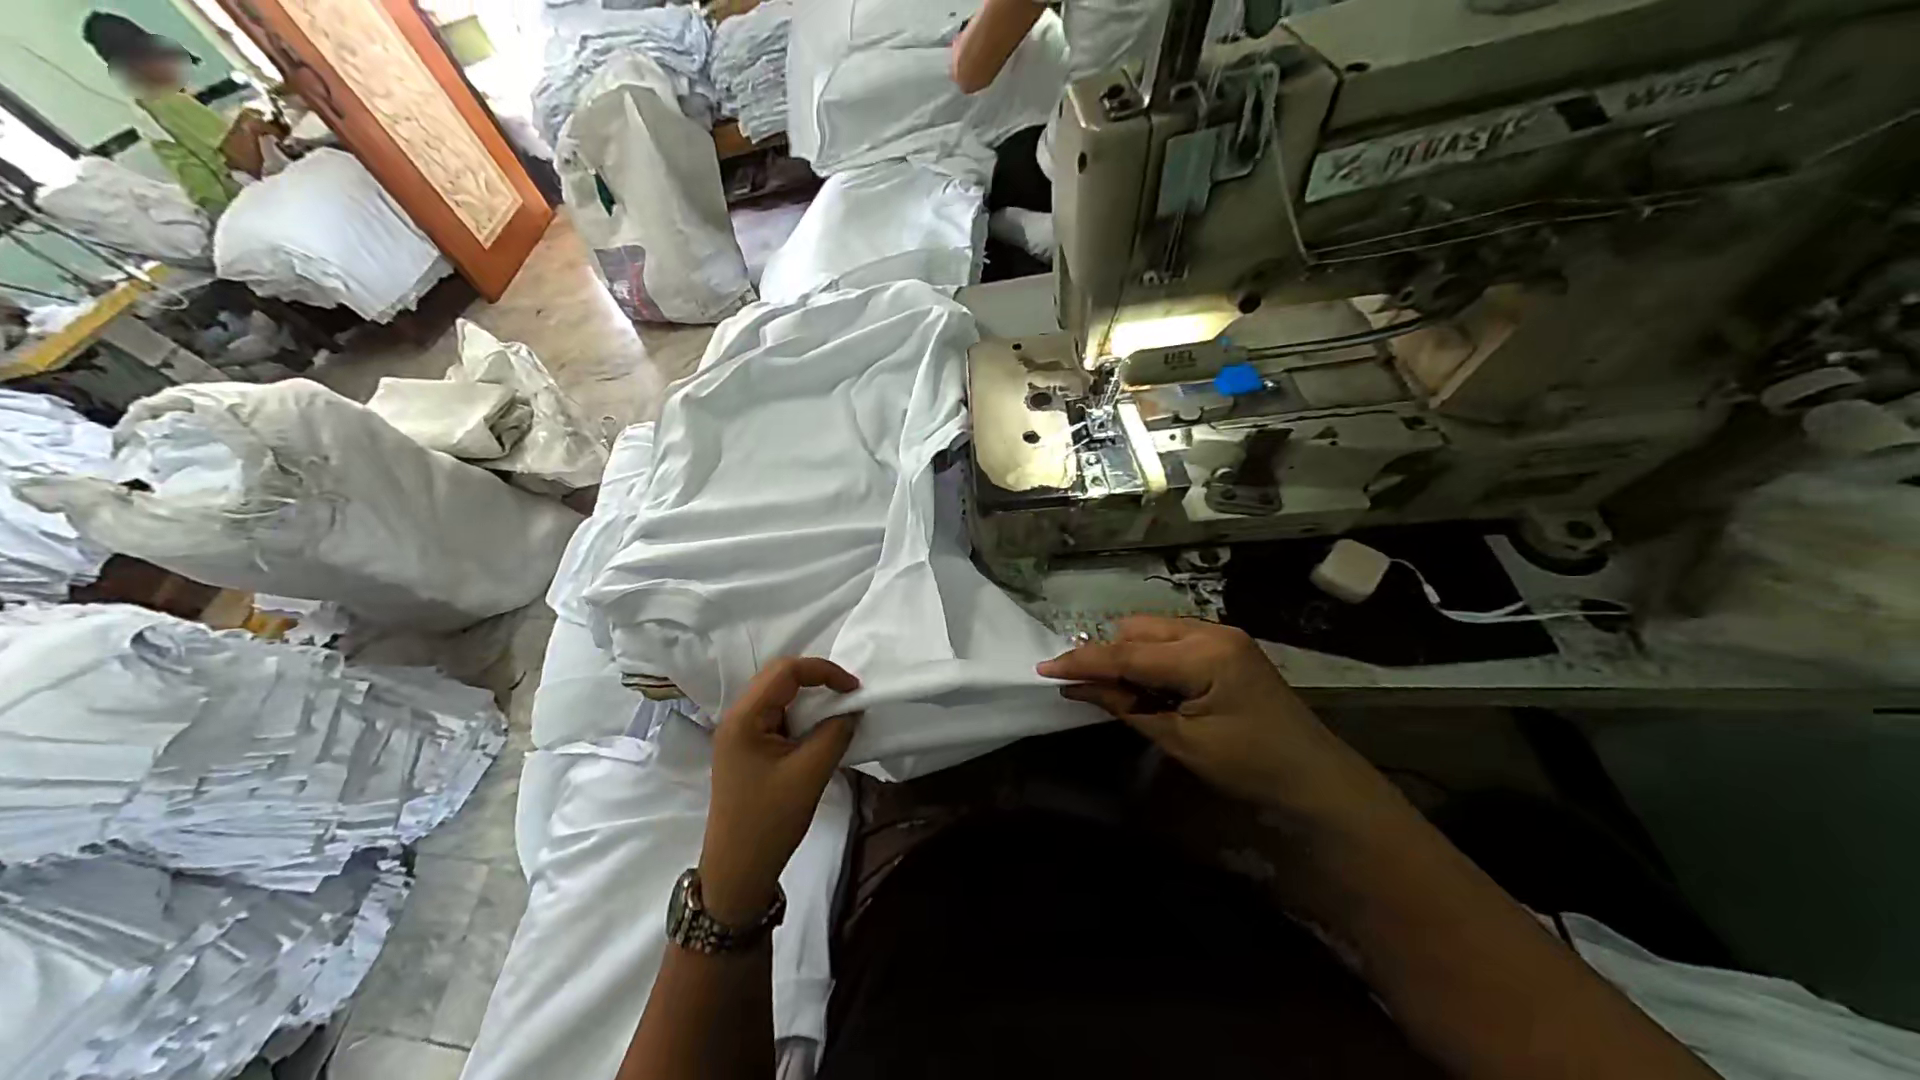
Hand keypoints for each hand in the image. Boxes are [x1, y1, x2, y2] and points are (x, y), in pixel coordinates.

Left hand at [699, 658, 859, 926]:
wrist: (738, 870)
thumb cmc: (770, 821)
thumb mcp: (810, 773)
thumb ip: (835, 732)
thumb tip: (852, 709)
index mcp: (744, 718)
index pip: (786, 671)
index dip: (824, 671)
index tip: (854, 689)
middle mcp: (736, 717)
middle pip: (779, 677)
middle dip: (817, 680)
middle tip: (848, 696)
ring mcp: (739, 733)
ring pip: (778, 695)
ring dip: (809, 697)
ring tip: (838, 711)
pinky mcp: (746, 748)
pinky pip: (776, 715)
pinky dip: (801, 715)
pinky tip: (819, 729)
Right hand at [1038, 617, 1382, 815]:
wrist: (1317, 780)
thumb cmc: (1250, 767)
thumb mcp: (1182, 741)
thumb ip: (1127, 706)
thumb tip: (1077, 688)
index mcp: (1204, 654)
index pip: (1128, 653)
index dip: (1083, 661)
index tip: (1045, 668)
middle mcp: (1212, 631)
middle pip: (1138, 630)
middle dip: (1106, 654)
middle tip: (1082, 686)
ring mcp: (1223, 634)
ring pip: (1153, 630)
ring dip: (1128, 653)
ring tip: (1114, 689)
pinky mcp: (1227, 645)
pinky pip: (1173, 639)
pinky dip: (1151, 656)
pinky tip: (1147, 683)